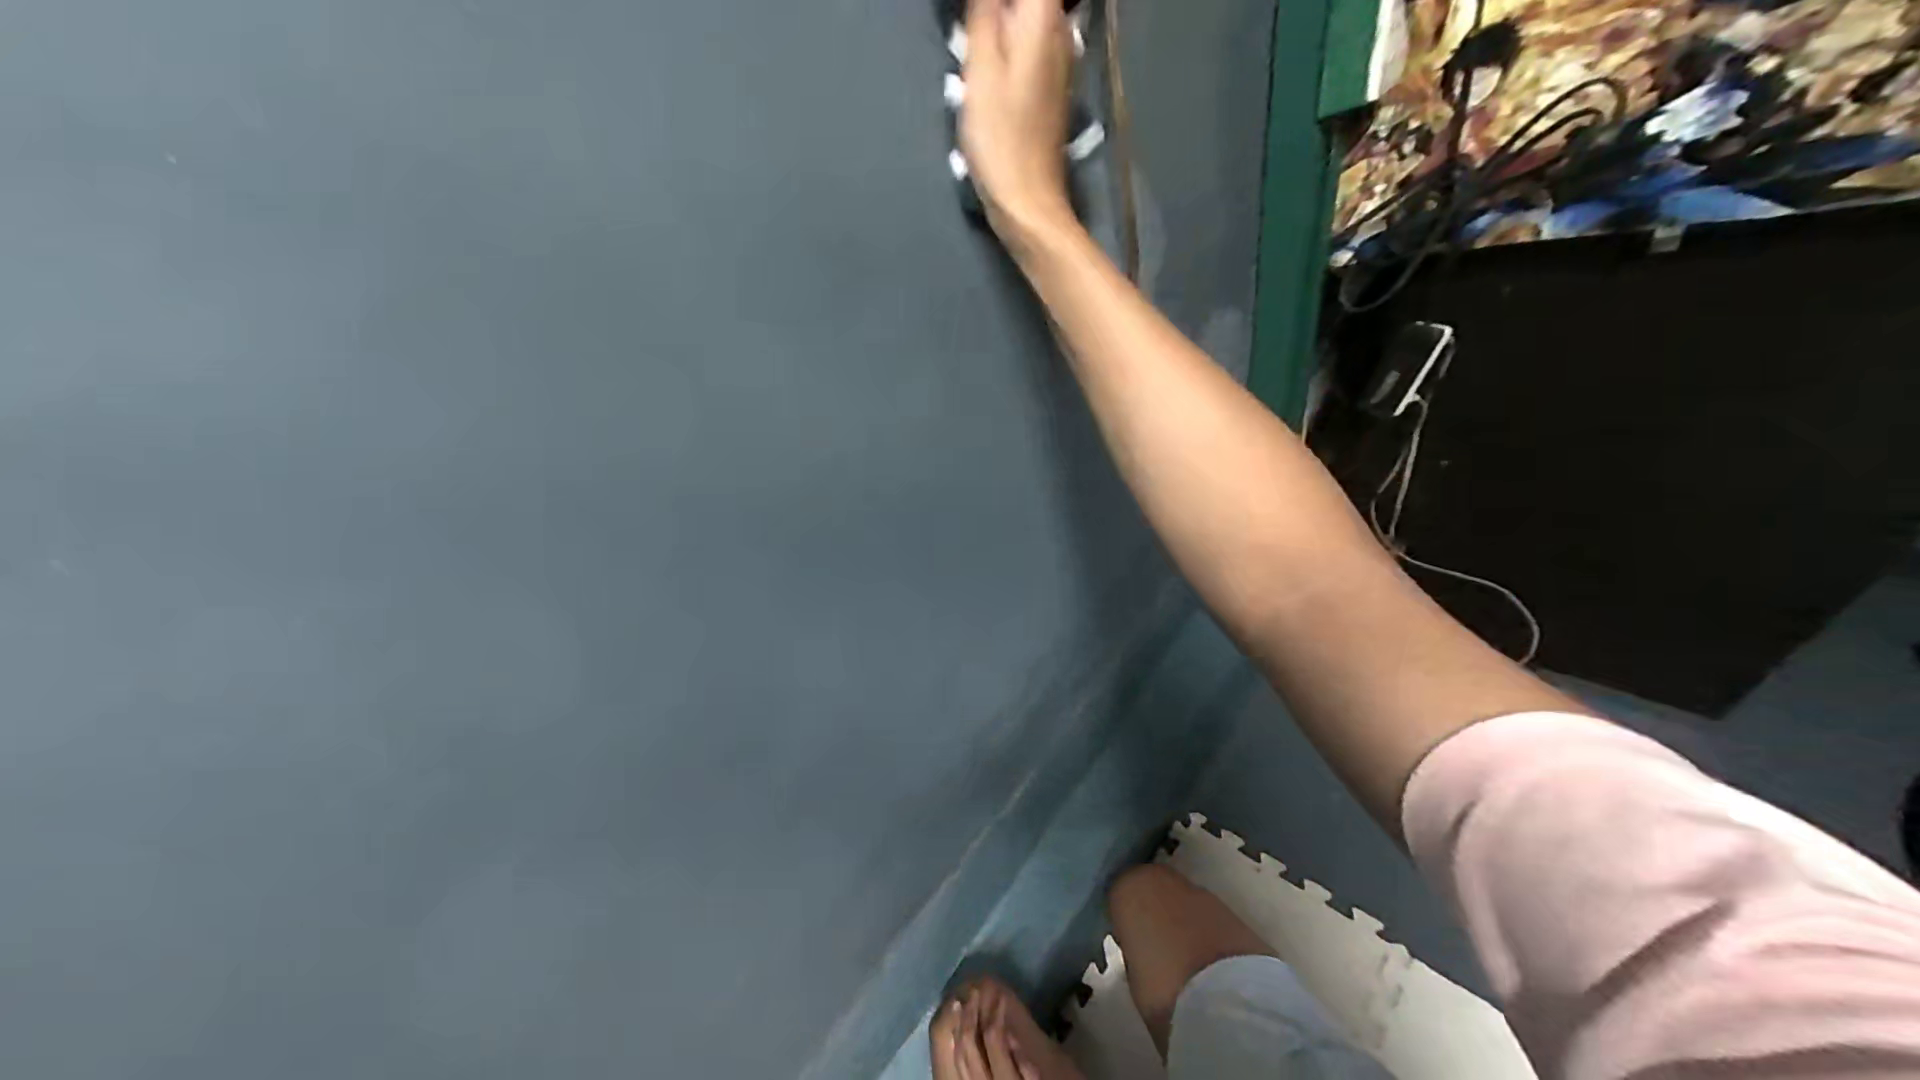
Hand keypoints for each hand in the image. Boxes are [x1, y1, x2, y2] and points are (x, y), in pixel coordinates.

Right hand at [961, 0, 1077, 251]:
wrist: (1028, 200)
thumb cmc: (1000, 138)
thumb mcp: (981, 69)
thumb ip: (984, 13)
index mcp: (1044, 19)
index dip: (995, 1)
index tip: (974, 15)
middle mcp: (1061, 33)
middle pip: (1029, 3)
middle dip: (996, 12)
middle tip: (969, 35)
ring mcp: (1060, 64)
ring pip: (1027, 23)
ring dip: (998, 29)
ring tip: (971, 48)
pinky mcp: (1051, 91)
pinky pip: (1028, 49)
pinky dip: (1007, 49)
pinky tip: (985, 70)